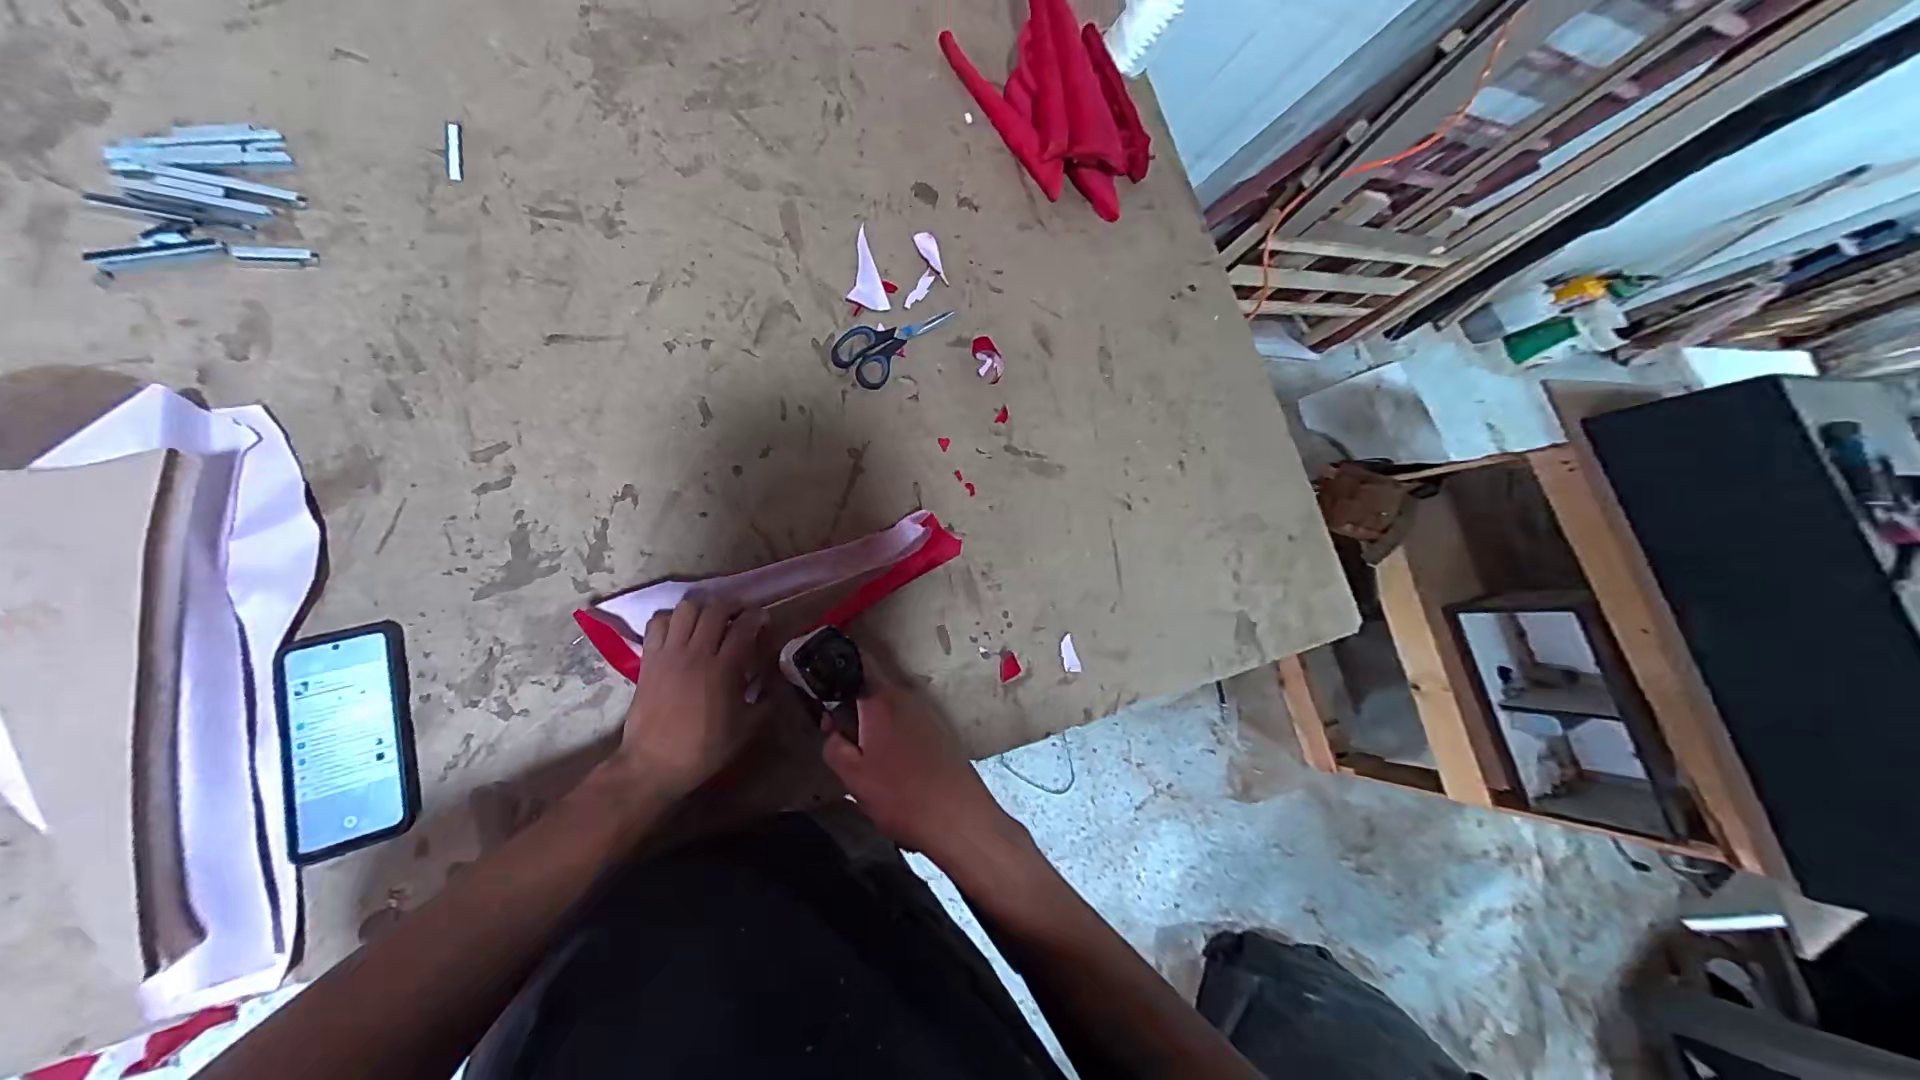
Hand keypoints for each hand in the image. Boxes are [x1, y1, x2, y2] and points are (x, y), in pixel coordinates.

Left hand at [610, 595, 768, 800]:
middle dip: (732, 605)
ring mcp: (669, 653)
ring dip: (703, 607)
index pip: (744, 627)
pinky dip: (671, 618)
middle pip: (715, 609)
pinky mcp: (649, 659)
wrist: (654, 763)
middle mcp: (697, 653)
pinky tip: (680, 630)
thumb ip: (767, 702)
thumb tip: (776, 684)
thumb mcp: (747, 729)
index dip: (757, 617)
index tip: (763, 619)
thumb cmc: (705, 748)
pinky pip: (658, 623)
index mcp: (724, 669)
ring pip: (686, 609)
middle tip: (740, 613)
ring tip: (711, 617)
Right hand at [821, 644, 1025, 869]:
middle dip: (849, 698)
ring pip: (888, 703)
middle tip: (834, 727)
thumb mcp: (853, 776)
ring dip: (870, 717)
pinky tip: (888, 759)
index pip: (857, 660)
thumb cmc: (901, 796)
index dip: (835, 661)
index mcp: (881, 700)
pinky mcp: (939, 729)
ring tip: (860, 749)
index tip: (817, 673)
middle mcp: (906, 697)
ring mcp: (926, 711)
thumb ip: (833, 745)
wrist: (958, 818)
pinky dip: (890, 729)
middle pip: (871, 683)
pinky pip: (905, 718)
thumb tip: (833, 727)